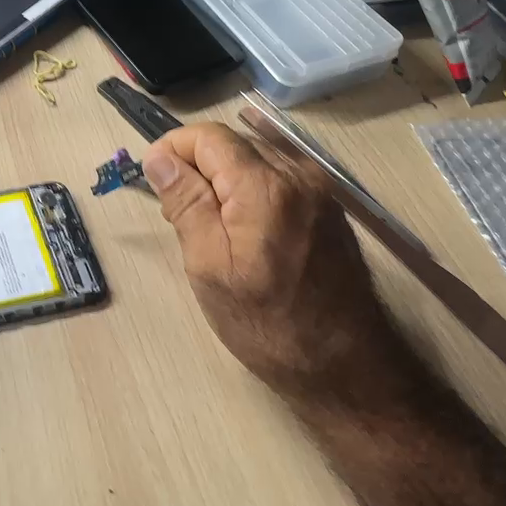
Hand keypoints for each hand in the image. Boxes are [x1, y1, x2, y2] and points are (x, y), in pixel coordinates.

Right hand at [144, 121, 396, 396]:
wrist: (348, 369)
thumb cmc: (267, 324)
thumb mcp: (208, 266)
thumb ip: (185, 203)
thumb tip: (159, 158)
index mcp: (265, 186)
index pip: (208, 136)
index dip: (174, 149)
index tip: (156, 182)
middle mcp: (299, 175)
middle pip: (233, 142)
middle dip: (198, 165)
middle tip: (179, 213)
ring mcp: (320, 191)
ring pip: (255, 157)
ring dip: (224, 177)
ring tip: (210, 226)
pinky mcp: (330, 209)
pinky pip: (279, 178)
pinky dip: (251, 190)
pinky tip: (245, 231)